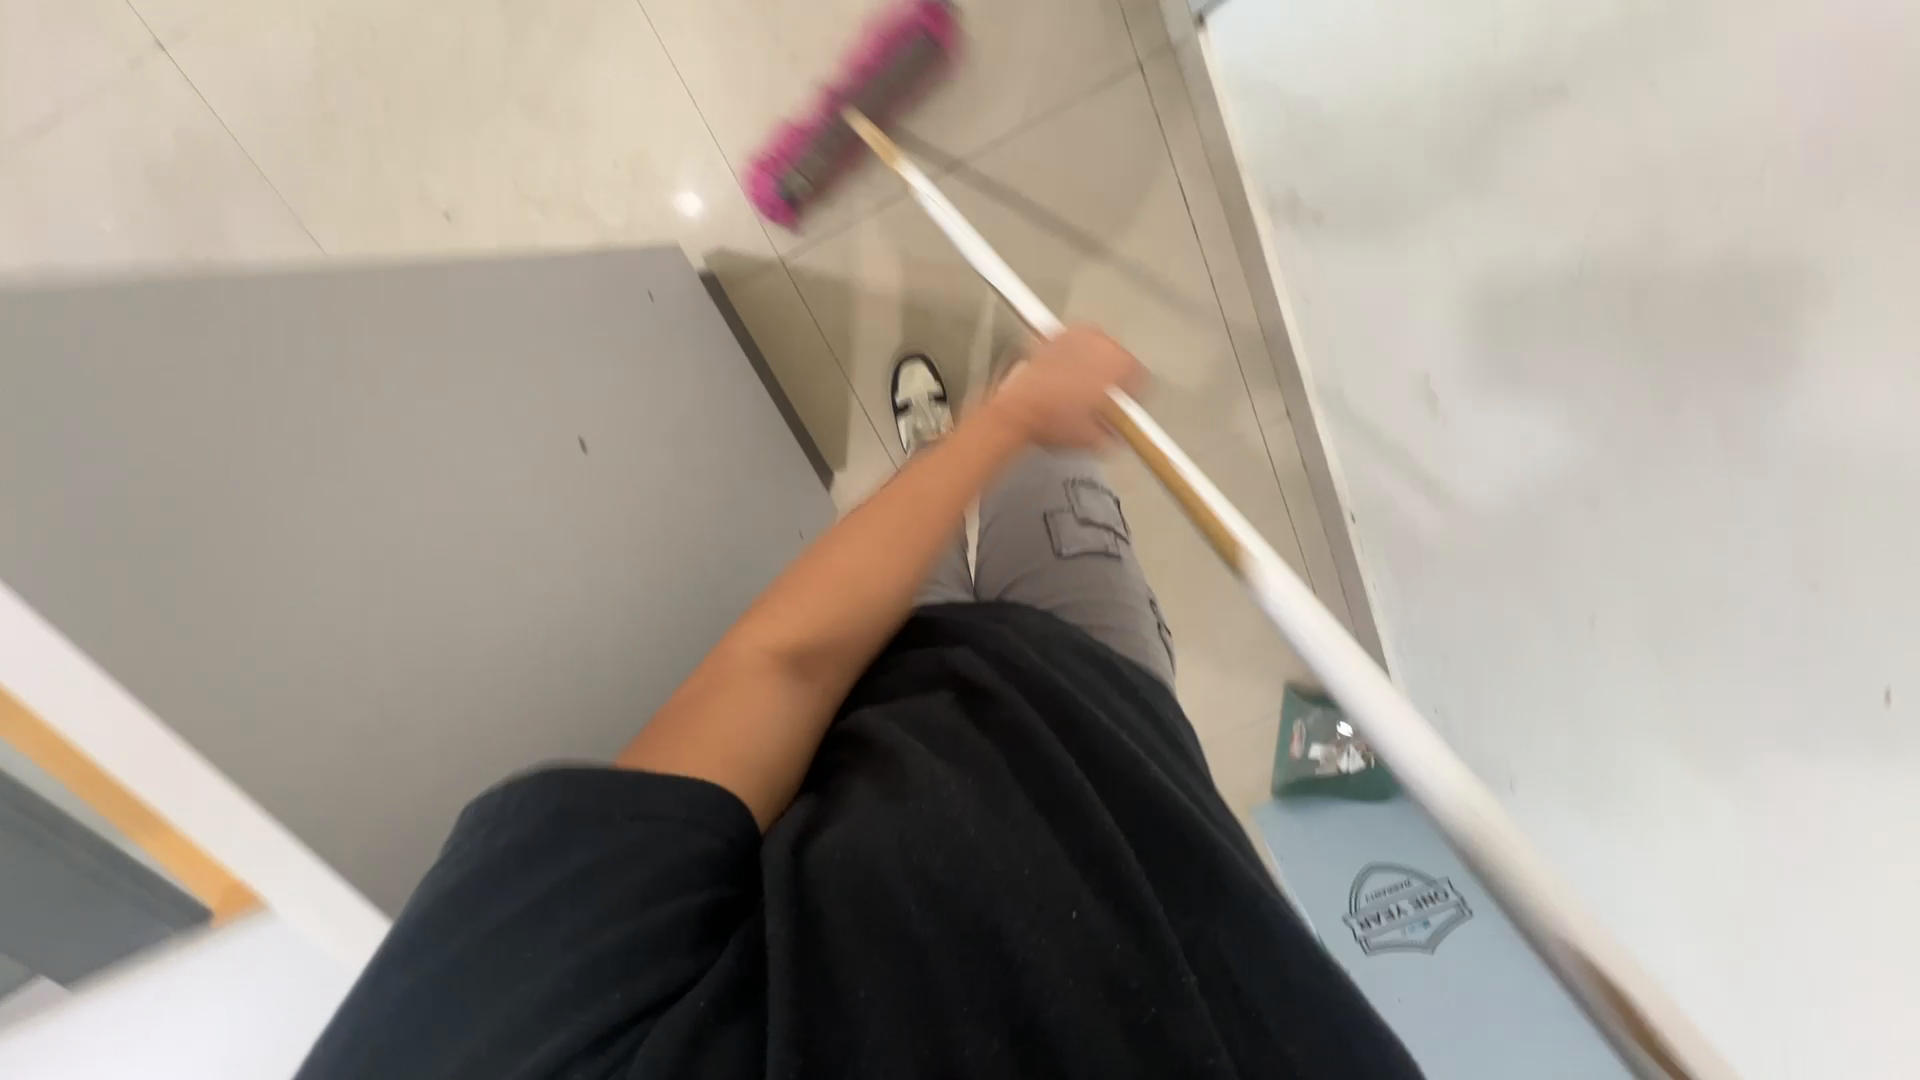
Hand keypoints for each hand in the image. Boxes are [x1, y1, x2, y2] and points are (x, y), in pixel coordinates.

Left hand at [982, 326, 1145, 449]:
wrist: (1017, 410)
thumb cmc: (1056, 423)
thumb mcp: (1092, 438)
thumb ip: (1113, 433)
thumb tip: (1116, 433)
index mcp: (1117, 366)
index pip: (1140, 374)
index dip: (1136, 390)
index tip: (1128, 402)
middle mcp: (1100, 344)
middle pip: (1120, 353)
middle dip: (1117, 370)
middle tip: (1108, 390)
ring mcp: (1075, 336)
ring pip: (1098, 341)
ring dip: (1098, 357)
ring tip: (1090, 376)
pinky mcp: (1052, 336)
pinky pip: (1073, 339)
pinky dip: (1075, 350)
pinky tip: (1068, 366)